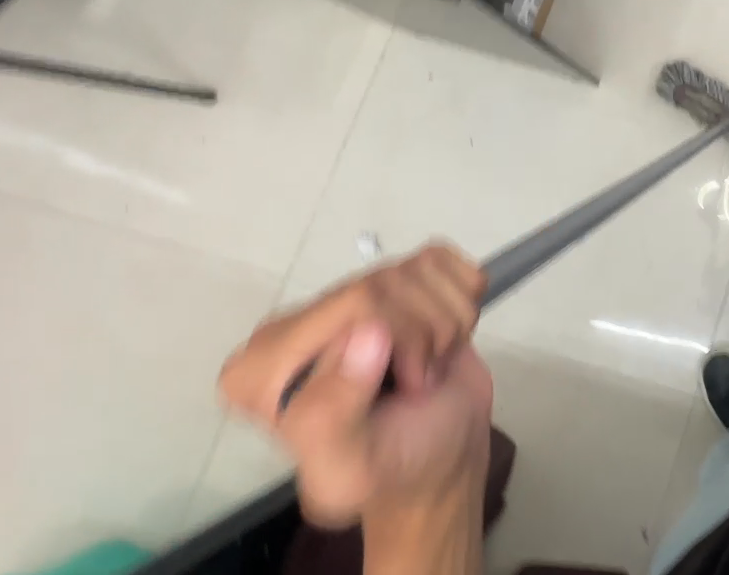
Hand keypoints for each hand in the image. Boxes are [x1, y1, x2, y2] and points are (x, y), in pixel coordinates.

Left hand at [218, 243, 492, 527]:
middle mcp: (297, 323)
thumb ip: (335, 413)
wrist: (441, 459)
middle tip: (420, 380)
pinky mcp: (395, 285)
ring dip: (451, 320)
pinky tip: (443, 335)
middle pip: (393, 280)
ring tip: (429, 365)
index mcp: (265, 364)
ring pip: (423, 267)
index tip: (407, 384)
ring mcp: (350, 299)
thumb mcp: (350, 470)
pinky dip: (463, 294)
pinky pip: (443, 257)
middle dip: (430, 330)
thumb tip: (368, 333)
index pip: (359, 299)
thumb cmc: (393, 470)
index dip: (406, 334)